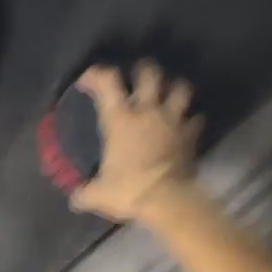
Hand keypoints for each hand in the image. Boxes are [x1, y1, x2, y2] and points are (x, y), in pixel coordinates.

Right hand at [69, 60, 203, 221]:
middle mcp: (147, 113)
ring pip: (180, 89)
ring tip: (171, 92)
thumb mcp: (99, 195)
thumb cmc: (129, 191)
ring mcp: (172, 122)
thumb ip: (85, 193)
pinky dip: (193, 120)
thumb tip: (75, 199)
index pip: (107, 83)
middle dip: (145, 70)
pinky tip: (189, 124)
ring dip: (176, 87)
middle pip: (150, 75)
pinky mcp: (191, 136)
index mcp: (120, 121)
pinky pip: (196, 120)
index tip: (88, 80)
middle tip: (140, 74)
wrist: (167, 201)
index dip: (96, 74)